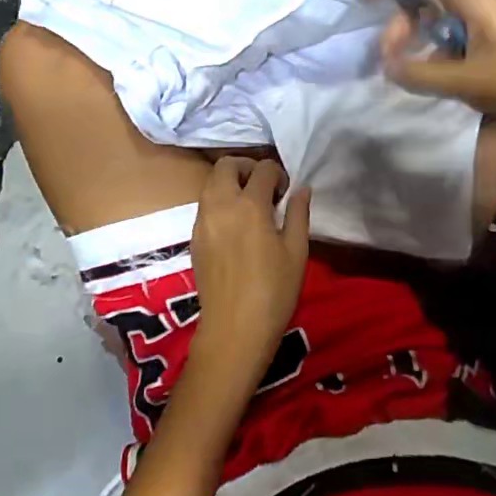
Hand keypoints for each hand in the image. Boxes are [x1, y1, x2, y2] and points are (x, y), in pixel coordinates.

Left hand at [189, 158, 311, 378]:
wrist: (234, 330)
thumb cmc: (273, 291)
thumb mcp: (296, 252)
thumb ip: (298, 214)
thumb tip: (301, 189)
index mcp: (249, 205)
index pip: (262, 170)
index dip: (278, 174)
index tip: (286, 192)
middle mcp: (220, 205)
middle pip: (226, 165)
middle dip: (246, 167)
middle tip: (264, 187)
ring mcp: (202, 221)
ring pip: (211, 183)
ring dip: (230, 182)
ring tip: (251, 205)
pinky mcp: (194, 237)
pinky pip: (205, 204)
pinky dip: (219, 201)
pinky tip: (235, 225)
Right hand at [365, 0, 495, 130]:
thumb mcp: (465, 82)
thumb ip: (419, 74)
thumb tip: (387, 67)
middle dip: (400, 15)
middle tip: (388, 52)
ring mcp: (489, 15)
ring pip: (440, 9)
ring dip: (416, 29)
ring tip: (403, 61)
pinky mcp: (495, 34)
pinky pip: (453, 26)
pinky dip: (432, 40)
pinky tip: (428, 68)